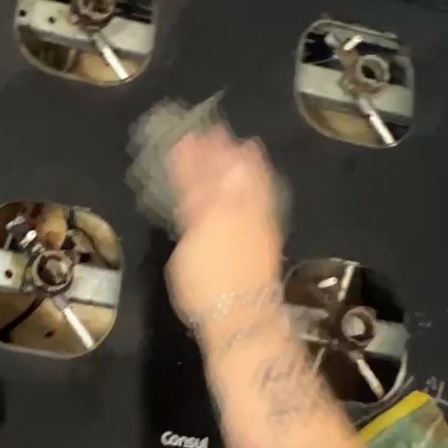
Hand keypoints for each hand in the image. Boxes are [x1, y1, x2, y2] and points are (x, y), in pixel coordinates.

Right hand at [165, 125, 285, 325]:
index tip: (182, 139)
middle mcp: (231, 212)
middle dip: (216, 153)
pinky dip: (261, 180)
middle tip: (212, 131)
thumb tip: (194, 199)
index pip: (195, 181)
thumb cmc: (206, 289)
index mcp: (207, 215)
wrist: (242, 315)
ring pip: (246, 184)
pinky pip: (263, 196)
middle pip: (223, 177)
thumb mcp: (187, 253)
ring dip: (242, 163)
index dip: (188, 160)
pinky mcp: (265, 234)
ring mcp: (252, 222)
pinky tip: (260, 173)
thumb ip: (192, 219)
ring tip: (245, 144)